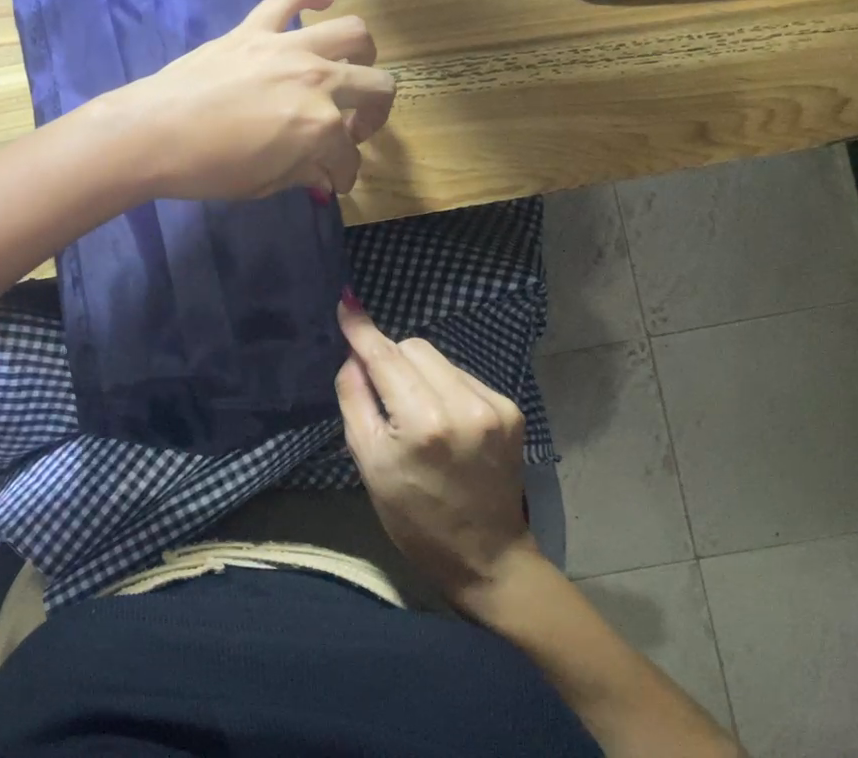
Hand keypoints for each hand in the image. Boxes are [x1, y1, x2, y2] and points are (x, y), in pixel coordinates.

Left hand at [97, 0, 396, 200]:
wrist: (151, 133)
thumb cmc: (207, 169)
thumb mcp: (262, 184)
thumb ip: (302, 174)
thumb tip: (324, 177)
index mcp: (321, 127)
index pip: (346, 155)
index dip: (344, 174)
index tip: (333, 182)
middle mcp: (316, 80)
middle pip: (374, 88)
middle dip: (373, 117)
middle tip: (352, 132)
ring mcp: (286, 48)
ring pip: (351, 34)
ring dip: (362, 55)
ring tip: (352, 70)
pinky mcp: (253, 29)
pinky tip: (324, 1)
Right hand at [334, 299, 539, 600]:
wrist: (484, 555)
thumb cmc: (412, 516)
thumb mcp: (368, 462)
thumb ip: (355, 399)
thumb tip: (354, 356)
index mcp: (423, 422)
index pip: (386, 357)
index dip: (362, 330)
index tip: (346, 302)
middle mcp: (464, 404)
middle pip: (414, 347)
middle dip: (390, 359)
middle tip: (379, 392)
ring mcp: (494, 405)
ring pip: (439, 358)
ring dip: (417, 373)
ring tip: (413, 413)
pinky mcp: (510, 410)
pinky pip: (462, 376)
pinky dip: (442, 387)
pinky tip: (441, 419)